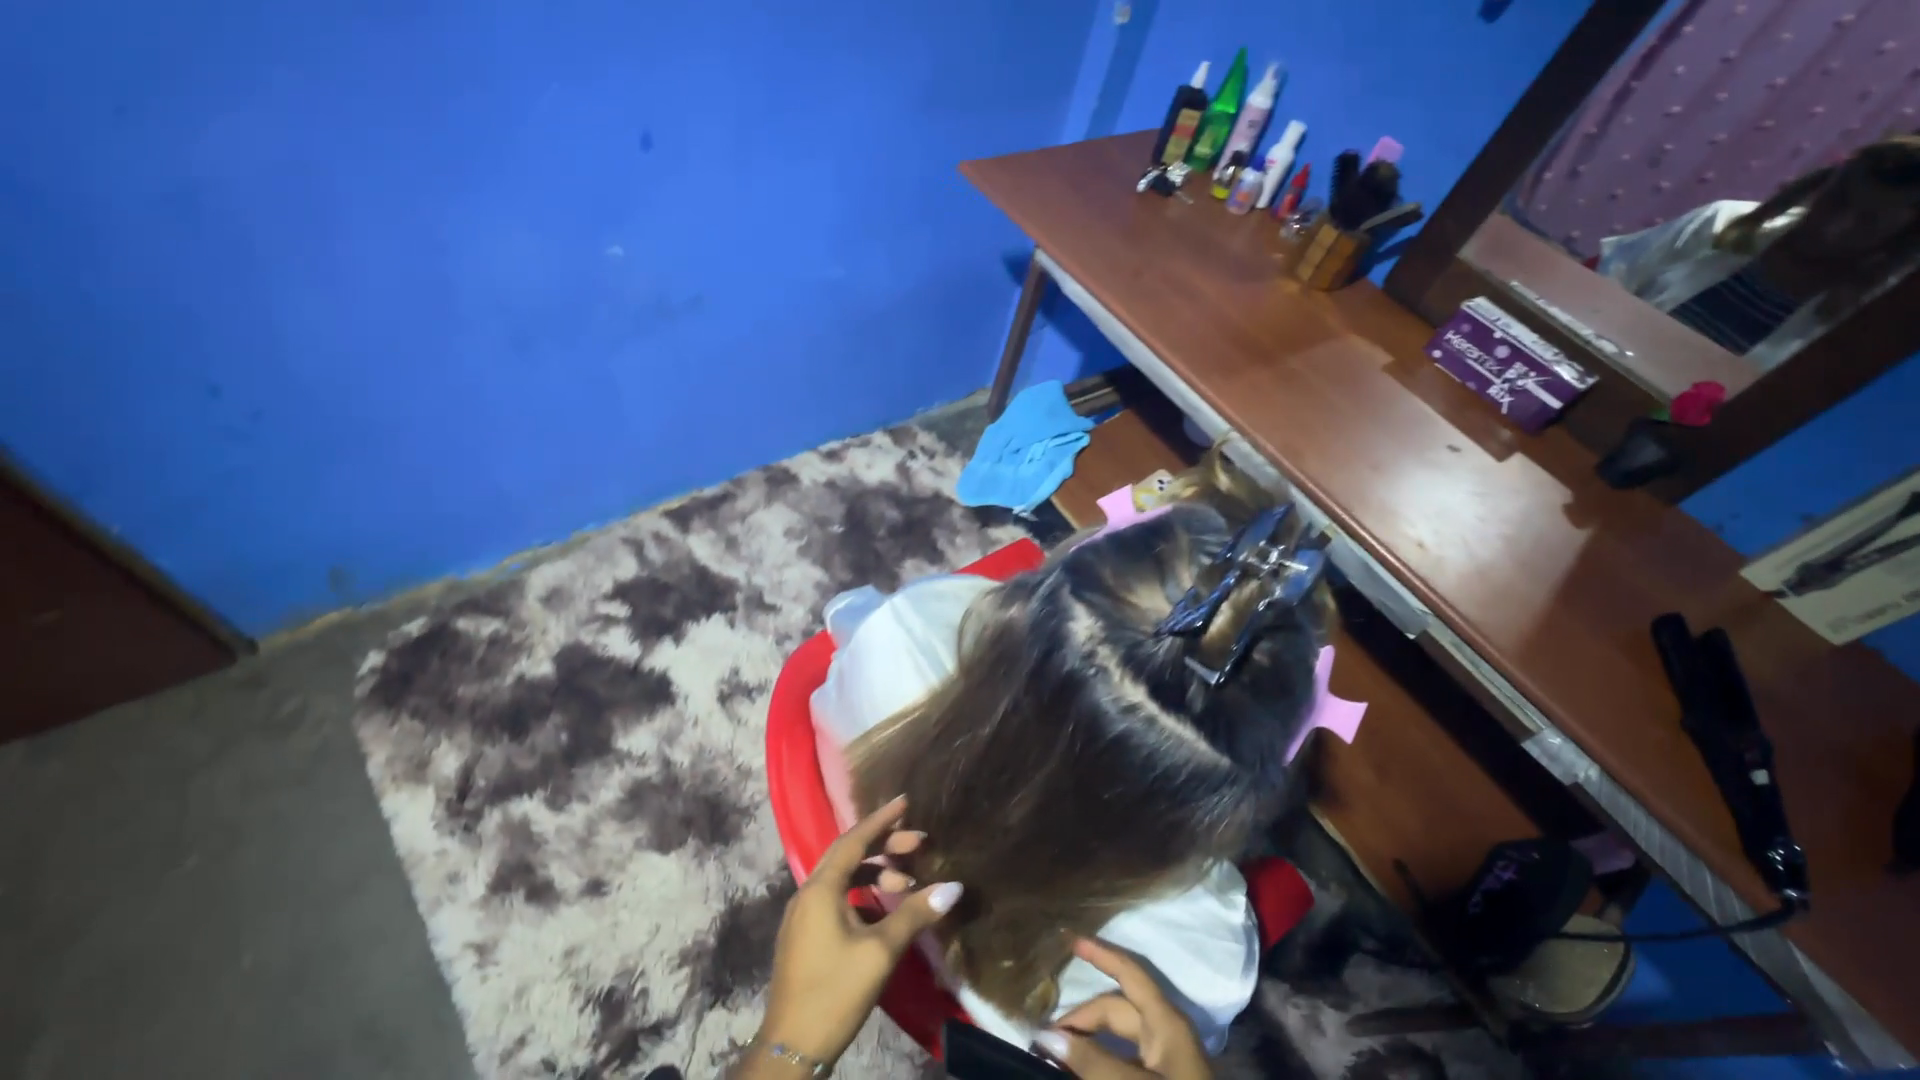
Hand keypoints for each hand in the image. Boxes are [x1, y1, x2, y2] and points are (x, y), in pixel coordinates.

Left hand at [747, 796, 961, 1073]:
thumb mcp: (880, 951)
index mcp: (820, 889)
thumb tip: (953, 887)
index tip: (905, 800)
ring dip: (875, 873)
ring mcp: (802, 916)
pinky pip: (836, 898)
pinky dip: (862, 893)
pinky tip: (885, 910)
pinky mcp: (804, 936)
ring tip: (909, 883)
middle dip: (884, 846)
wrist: (792, 1045)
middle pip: (848, 855)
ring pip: (842, 878)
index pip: (854, 840)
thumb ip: (915, 914)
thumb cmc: (836, 990)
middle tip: (920, 844)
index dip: (881, 820)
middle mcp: (807, 894)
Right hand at [1034, 938, 1212, 1079]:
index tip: (1070, 941)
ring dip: (1085, 1042)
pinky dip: (1097, 1061)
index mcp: (1165, 1022)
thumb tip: (1047, 1035)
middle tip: (1042, 1040)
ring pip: (1115, 1039)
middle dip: (1079, 1019)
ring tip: (1053, 1055)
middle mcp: (1164, 1034)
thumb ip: (1092, 1061)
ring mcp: (1162, 1062)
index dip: (1102, 954)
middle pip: (1114, 1010)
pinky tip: (1076, 1071)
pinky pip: (1120, 1062)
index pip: (1129, 974)